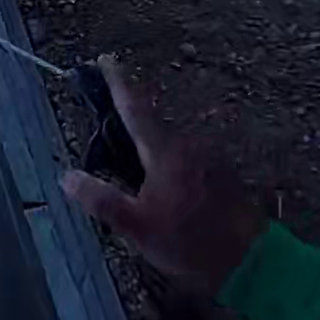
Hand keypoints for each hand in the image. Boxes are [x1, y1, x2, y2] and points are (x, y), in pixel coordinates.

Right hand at [62, 56, 265, 301]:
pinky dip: (168, 167)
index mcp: (164, 151)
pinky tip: (166, 196)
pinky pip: (185, 159)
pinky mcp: (221, 172)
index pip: (135, 107)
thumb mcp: (137, 226)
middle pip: (150, 127)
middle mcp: (188, 144)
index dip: (118, 82)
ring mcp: (208, 156)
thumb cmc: (190, 242)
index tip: (106, 59)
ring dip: (149, 156)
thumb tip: (67, 176)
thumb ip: (101, 199)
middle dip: (128, 133)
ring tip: (138, 187)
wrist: (252, 260)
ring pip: (167, 145)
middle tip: (109, 152)